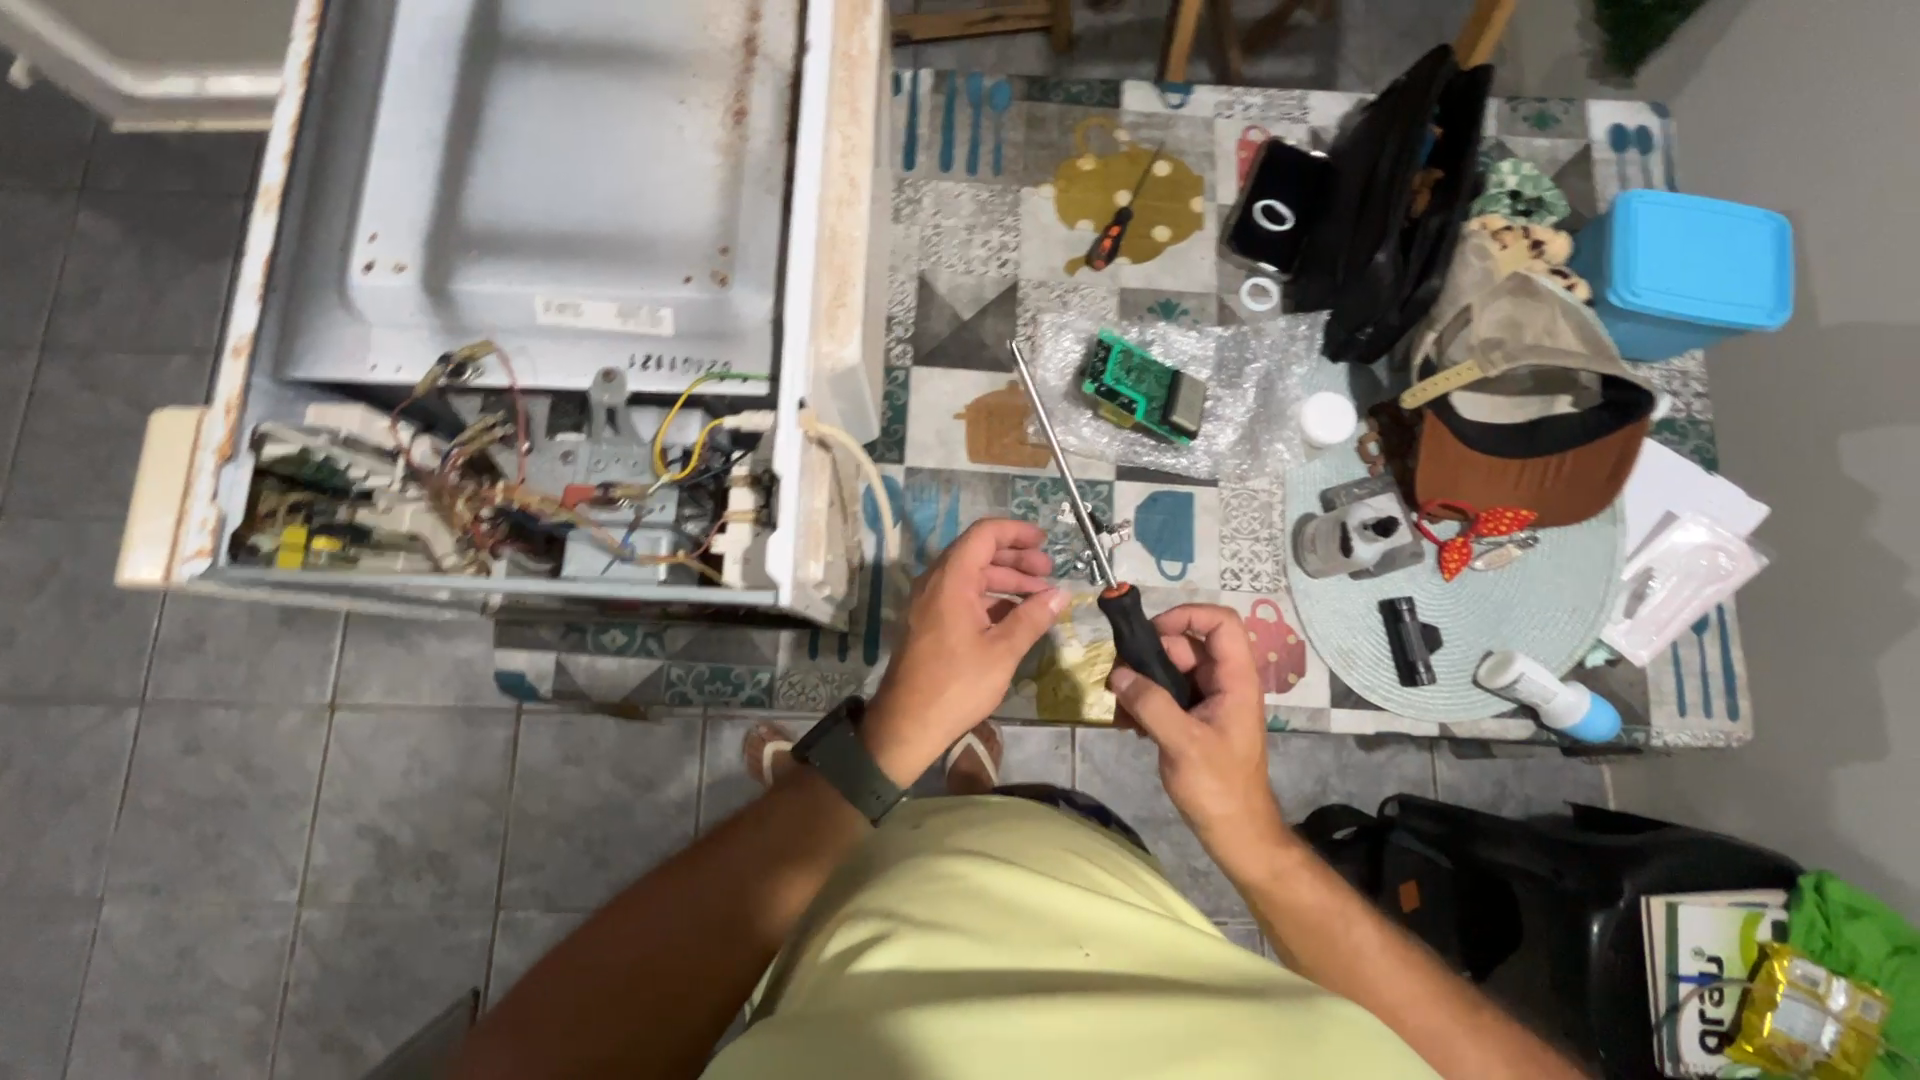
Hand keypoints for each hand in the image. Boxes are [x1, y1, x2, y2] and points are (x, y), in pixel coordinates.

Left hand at [863, 519, 1066, 783]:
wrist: (907, 723)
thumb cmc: (957, 685)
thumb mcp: (1002, 651)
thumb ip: (1032, 617)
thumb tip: (1060, 595)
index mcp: (951, 579)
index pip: (984, 534)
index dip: (1016, 532)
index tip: (1045, 542)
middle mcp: (936, 582)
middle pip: (978, 553)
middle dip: (1017, 558)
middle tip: (1049, 572)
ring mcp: (929, 603)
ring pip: (972, 576)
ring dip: (1006, 581)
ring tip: (1041, 596)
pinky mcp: (929, 622)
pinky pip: (962, 596)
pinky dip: (990, 599)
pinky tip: (1016, 616)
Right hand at [1106, 604, 1293, 875]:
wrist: (1235, 832)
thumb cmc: (1218, 786)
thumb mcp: (1183, 743)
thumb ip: (1150, 703)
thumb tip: (1118, 674)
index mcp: (1235, 680)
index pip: (1221, 623)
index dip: (1188, 615)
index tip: (1152, 632)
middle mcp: (1223, 683)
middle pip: (1186, 645)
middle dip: (1149, 654)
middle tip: (1118, 676)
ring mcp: (1207, 701)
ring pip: (1170, 669)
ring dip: (1141, 680)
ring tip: (1117, 702)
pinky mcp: (1192, 719)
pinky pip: (1165, 694)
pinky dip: (1144, 700)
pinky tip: (1126, 721)